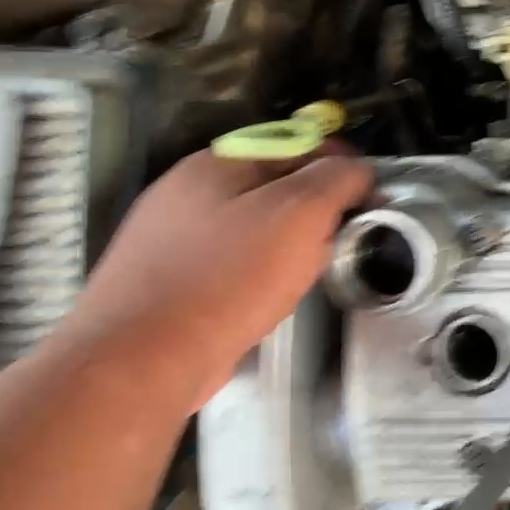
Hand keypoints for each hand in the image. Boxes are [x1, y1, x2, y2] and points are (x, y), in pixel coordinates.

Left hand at [54, 150, 372, 407]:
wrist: (140, 365)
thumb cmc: (228, 279)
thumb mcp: (302, 214)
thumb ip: (339, 178)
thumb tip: (358, 171)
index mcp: (215, 164)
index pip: (301, 144)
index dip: (343, 167)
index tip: (369, 200)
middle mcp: (187, 191)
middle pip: (281, 184)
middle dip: (318, 209)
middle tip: (336, 240)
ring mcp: (171, 236)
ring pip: (261, 223)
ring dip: (294, 242)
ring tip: (306, 272)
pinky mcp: (168, 279)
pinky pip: (236, 258)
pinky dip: (263, 270)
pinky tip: (270, 293)